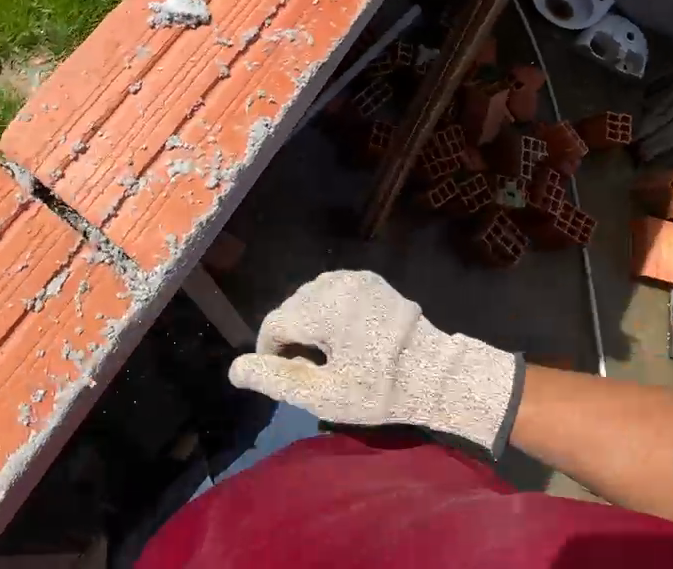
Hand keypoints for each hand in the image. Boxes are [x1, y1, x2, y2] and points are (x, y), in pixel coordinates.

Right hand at [228, 270, 523, 456]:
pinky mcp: (370, 279)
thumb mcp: (325, 395)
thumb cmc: (380, 390)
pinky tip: (343, 335)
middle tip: (311, 372)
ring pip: (310, 297)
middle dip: (292, 339)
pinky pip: (333, 291)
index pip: (274, 326)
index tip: (285, 380)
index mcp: (323, 307)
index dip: (270, 355)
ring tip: (327, 355)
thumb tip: (234, 370)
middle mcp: (335, 282)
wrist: (438, 375)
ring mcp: (355, 277)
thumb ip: (276, 379)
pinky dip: (328, 310)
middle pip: (291, 309)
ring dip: (309, 323)